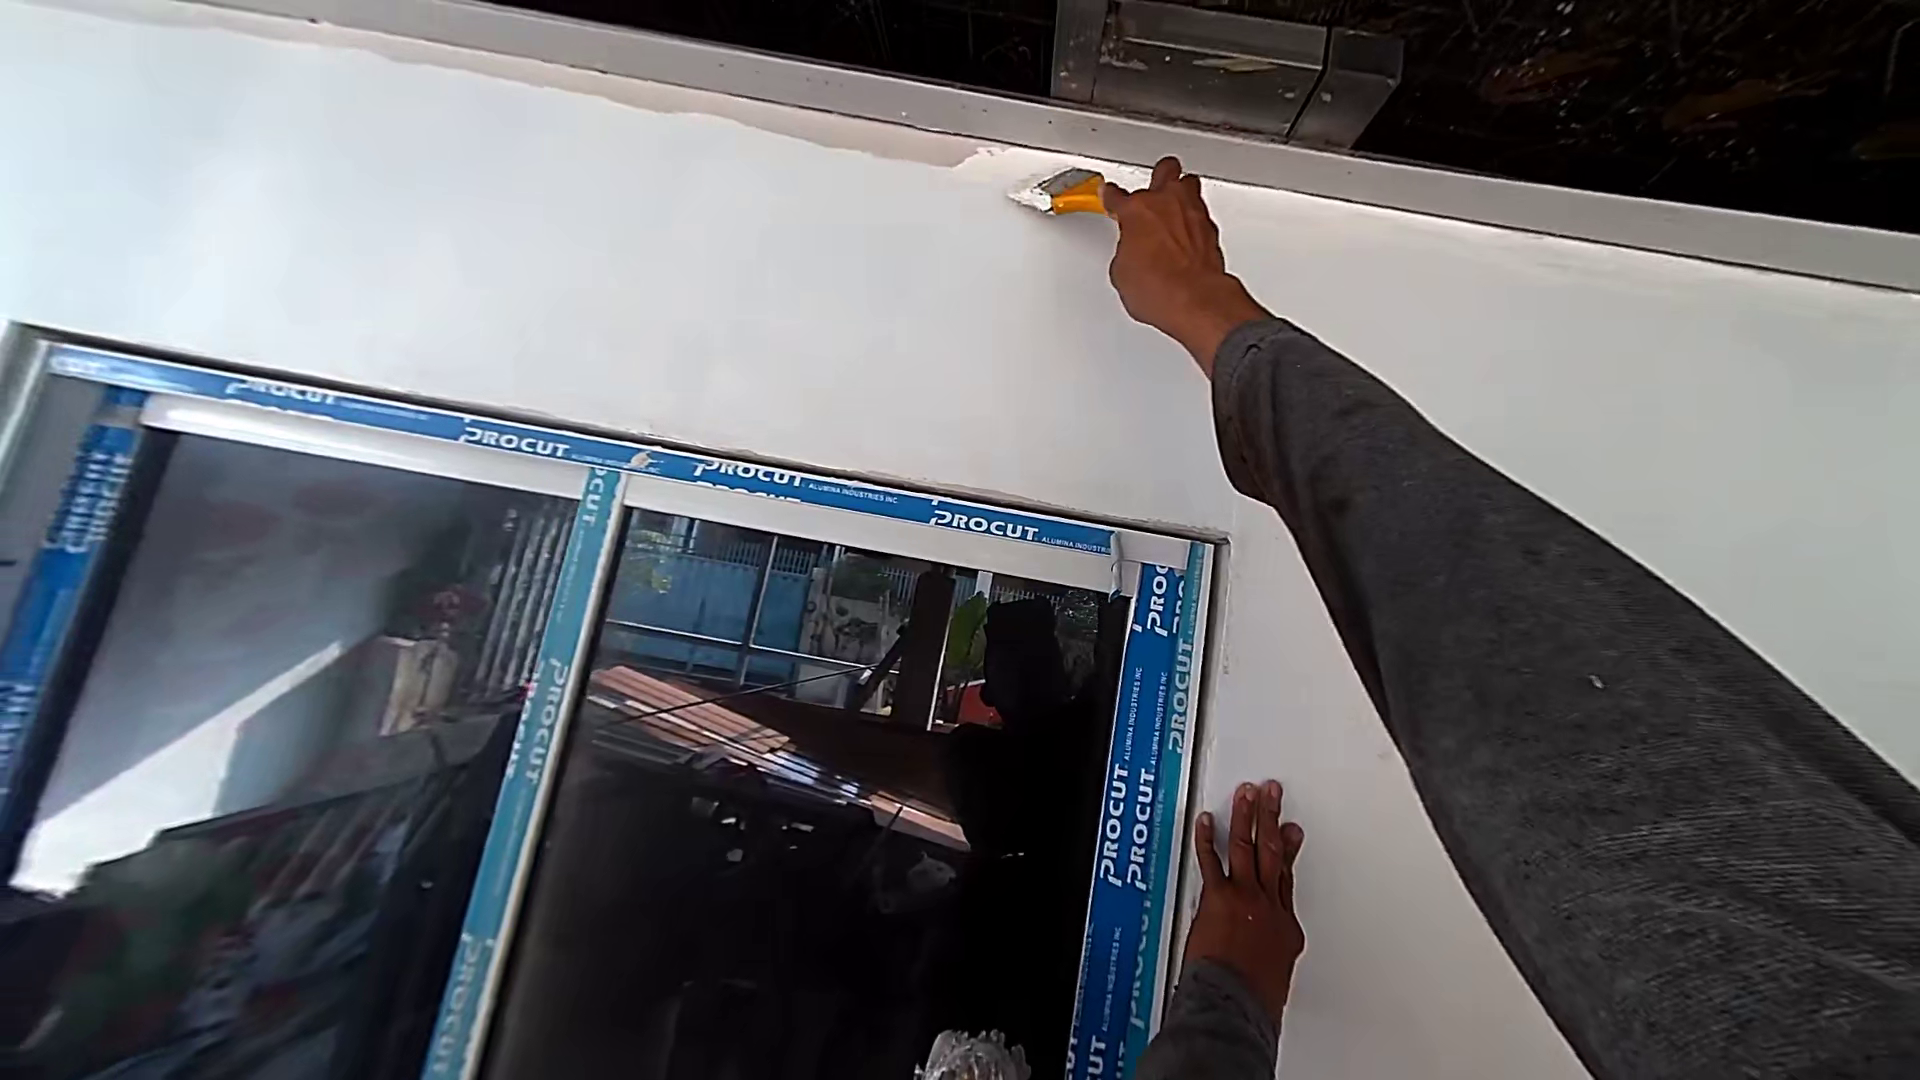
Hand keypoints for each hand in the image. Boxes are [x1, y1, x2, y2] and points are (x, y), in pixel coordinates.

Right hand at [1102, 156, 1270, 374]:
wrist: (1193, 299)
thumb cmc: (1159, 287)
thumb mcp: (1122, 274)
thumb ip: (1125, 252)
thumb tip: (1131, 254)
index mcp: (1137, 210)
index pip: (1118, 196)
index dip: (1111, 196)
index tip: (1110, 196)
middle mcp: (1167, 202)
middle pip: (1164, 170)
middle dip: (1157, 177)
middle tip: (1151, 190)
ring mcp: (1192, 211)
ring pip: (1189, 183)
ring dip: (1180, 192)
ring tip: (1173, 208)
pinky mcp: (1210, 227)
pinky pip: (1201, 212)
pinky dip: (1192, 220)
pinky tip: (1187, 234)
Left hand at [1183, 780, 1305, 1025]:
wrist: (1235, 1005)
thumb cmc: (1254, 997)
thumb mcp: (1276, 970)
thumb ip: (1269, 944)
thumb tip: (1261, 943)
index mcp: (1285, 925)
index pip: (1285, 875)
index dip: (1287, 848)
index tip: (1290, 827)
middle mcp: (1267, 905)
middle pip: (1272, 852)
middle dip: (1271, 818)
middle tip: (1272, 792)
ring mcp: (1243, 897)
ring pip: (1246, 847)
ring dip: (1246, 816)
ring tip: (1247, 793)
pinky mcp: (1219, 897)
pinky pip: (1211, 860)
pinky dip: (1206, 838)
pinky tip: (1205, 819)